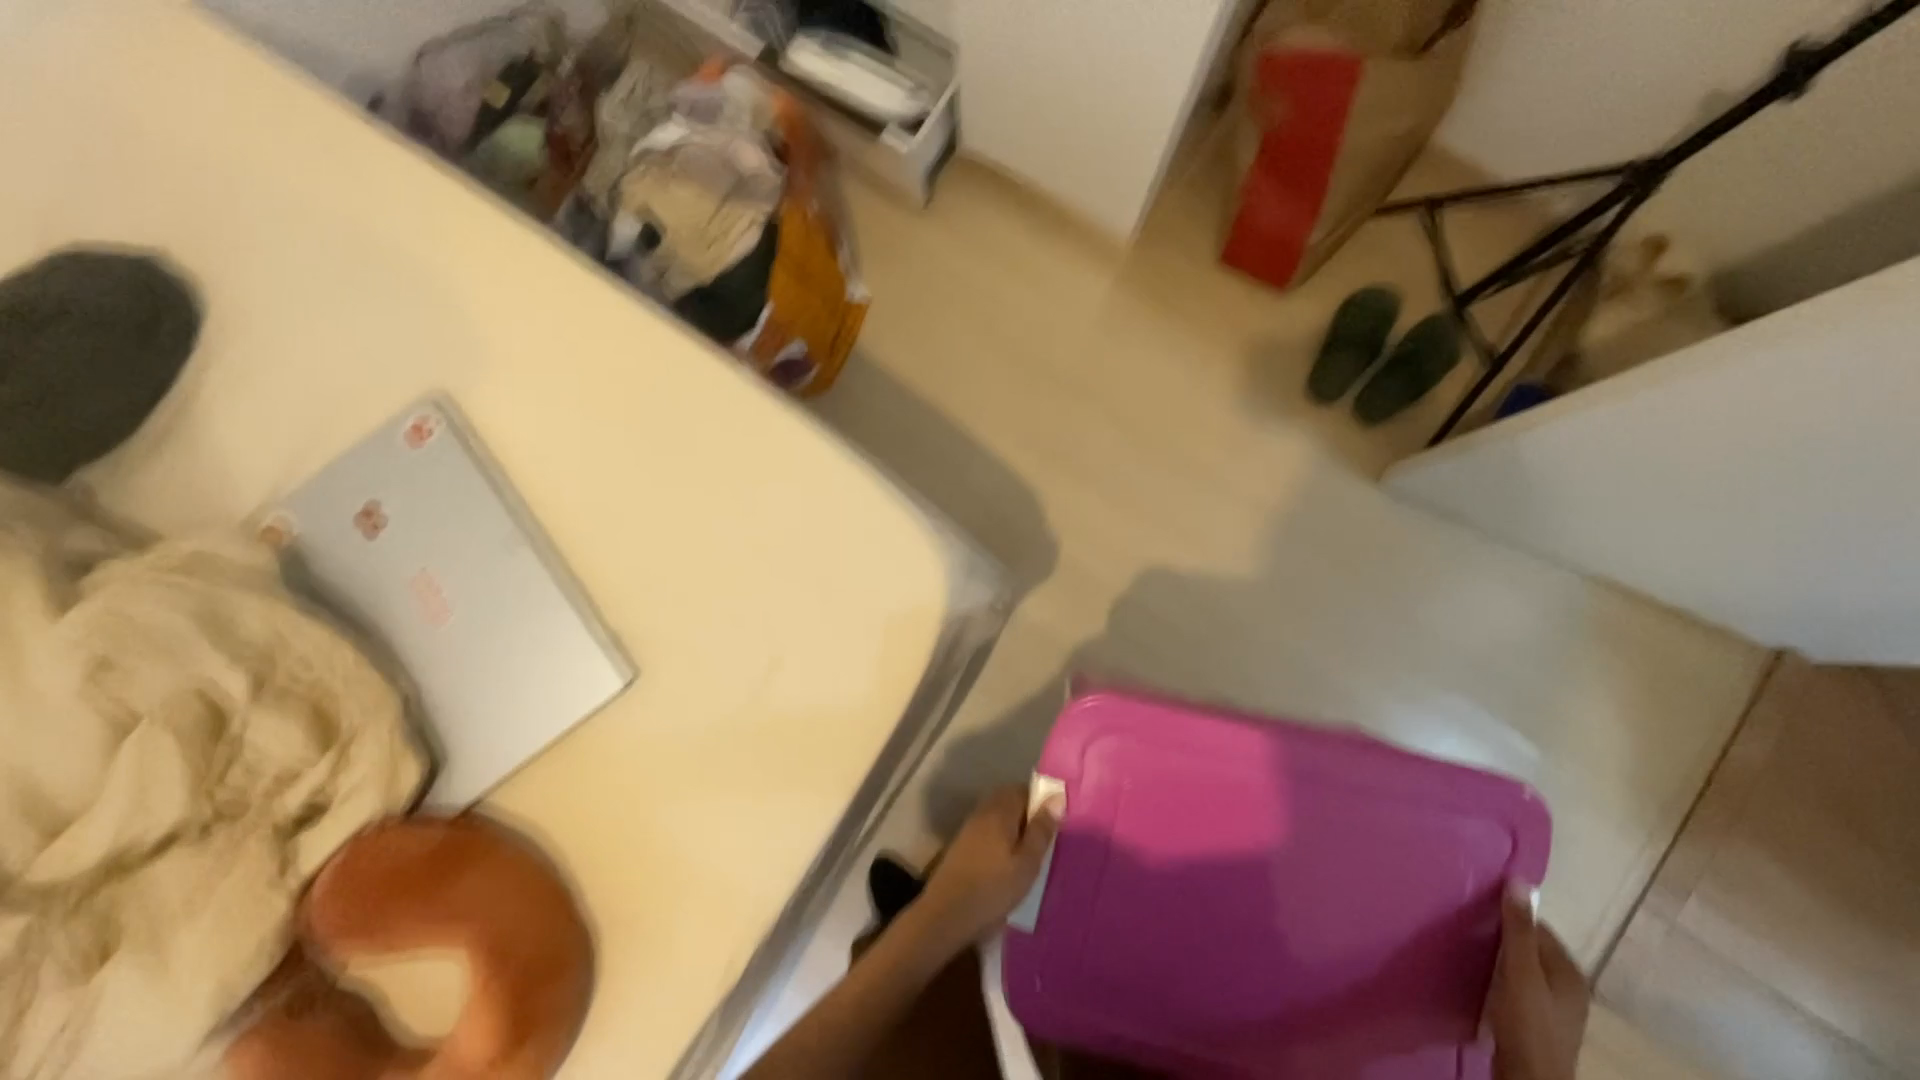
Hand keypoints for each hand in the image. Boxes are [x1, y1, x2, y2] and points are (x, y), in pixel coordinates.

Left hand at [914, 785, 1061, 947]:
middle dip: (1027, 812)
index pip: (1022, 789)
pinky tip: (1008, 861)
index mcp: (1000, 811)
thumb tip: (1057, 797)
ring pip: (997, 816)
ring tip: (1030, 851)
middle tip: (1046, 836)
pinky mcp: (961, 846)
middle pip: (1007, 800)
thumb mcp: (1027, 862)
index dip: (1041, 799)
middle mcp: (982, 813)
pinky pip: (987, 830)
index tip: (1056, 819)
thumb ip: (1041, 829)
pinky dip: (1001, 838)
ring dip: (1013, 826)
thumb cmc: (994, 888)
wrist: (947, 914)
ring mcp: (969, 829)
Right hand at [1486, 884, 1589, 1079]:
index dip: (1510, 918)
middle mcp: (1571, 989)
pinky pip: (1519, 989)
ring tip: (1471, 954)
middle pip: (1532, 950)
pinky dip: (1501, 981)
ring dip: (1500, 961)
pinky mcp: (1539, 1025)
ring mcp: (1557, 1010)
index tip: (1477, 912)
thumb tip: (1520, 882)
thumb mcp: (1519, 972)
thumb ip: (1519, 930)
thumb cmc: (1526, 1024)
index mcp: (1572, 973)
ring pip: (1524, 971)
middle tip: (1469, 931)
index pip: (1539, 929)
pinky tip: (1482, 983)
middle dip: (1503, 939)